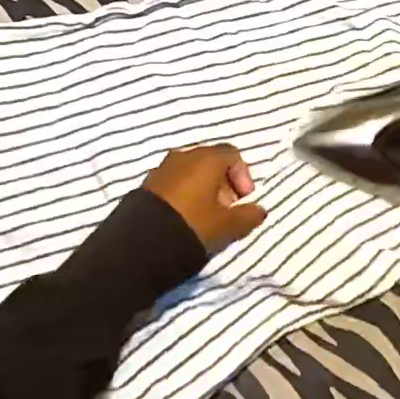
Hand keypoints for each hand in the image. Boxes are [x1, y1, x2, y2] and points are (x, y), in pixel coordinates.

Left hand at [142, 145, 268, 254]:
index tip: (243, 199)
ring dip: (203, 189)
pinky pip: (174, 183)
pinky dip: (184, 194)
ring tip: (206, 216)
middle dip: (224, 183)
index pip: (232, 154)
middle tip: (227, 209)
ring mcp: (162, 169)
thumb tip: (259, 210)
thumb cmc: (193, 225)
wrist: (140, 244)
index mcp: (206, 159)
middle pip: (211, 162)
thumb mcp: (227, 226)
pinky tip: (185, 218)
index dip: (243, 175)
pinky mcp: (146, 185)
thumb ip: (248, 216)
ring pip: (191, 172)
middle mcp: (183, 156)